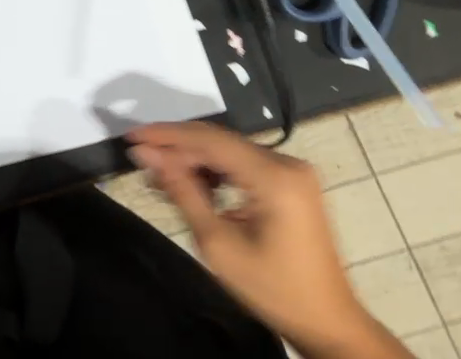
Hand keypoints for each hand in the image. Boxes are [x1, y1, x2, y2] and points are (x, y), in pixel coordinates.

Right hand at [127, 123, 404, 358]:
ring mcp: (292, 171)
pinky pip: (242, 163)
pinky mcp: (292, 182)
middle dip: (176, 147)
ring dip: (192, 159)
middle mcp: (287, 163)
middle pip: (218, 141)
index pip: (209, 140)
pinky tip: (191, 184)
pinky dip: (214, 169)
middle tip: (139, 157)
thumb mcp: (218, 243)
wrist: (330, 324)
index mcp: (274, 176)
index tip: (130, 138)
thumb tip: (146, 154)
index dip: (165, 135)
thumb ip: (181, 191)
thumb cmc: (274, 289)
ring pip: (228, 150)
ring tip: (159, 176)